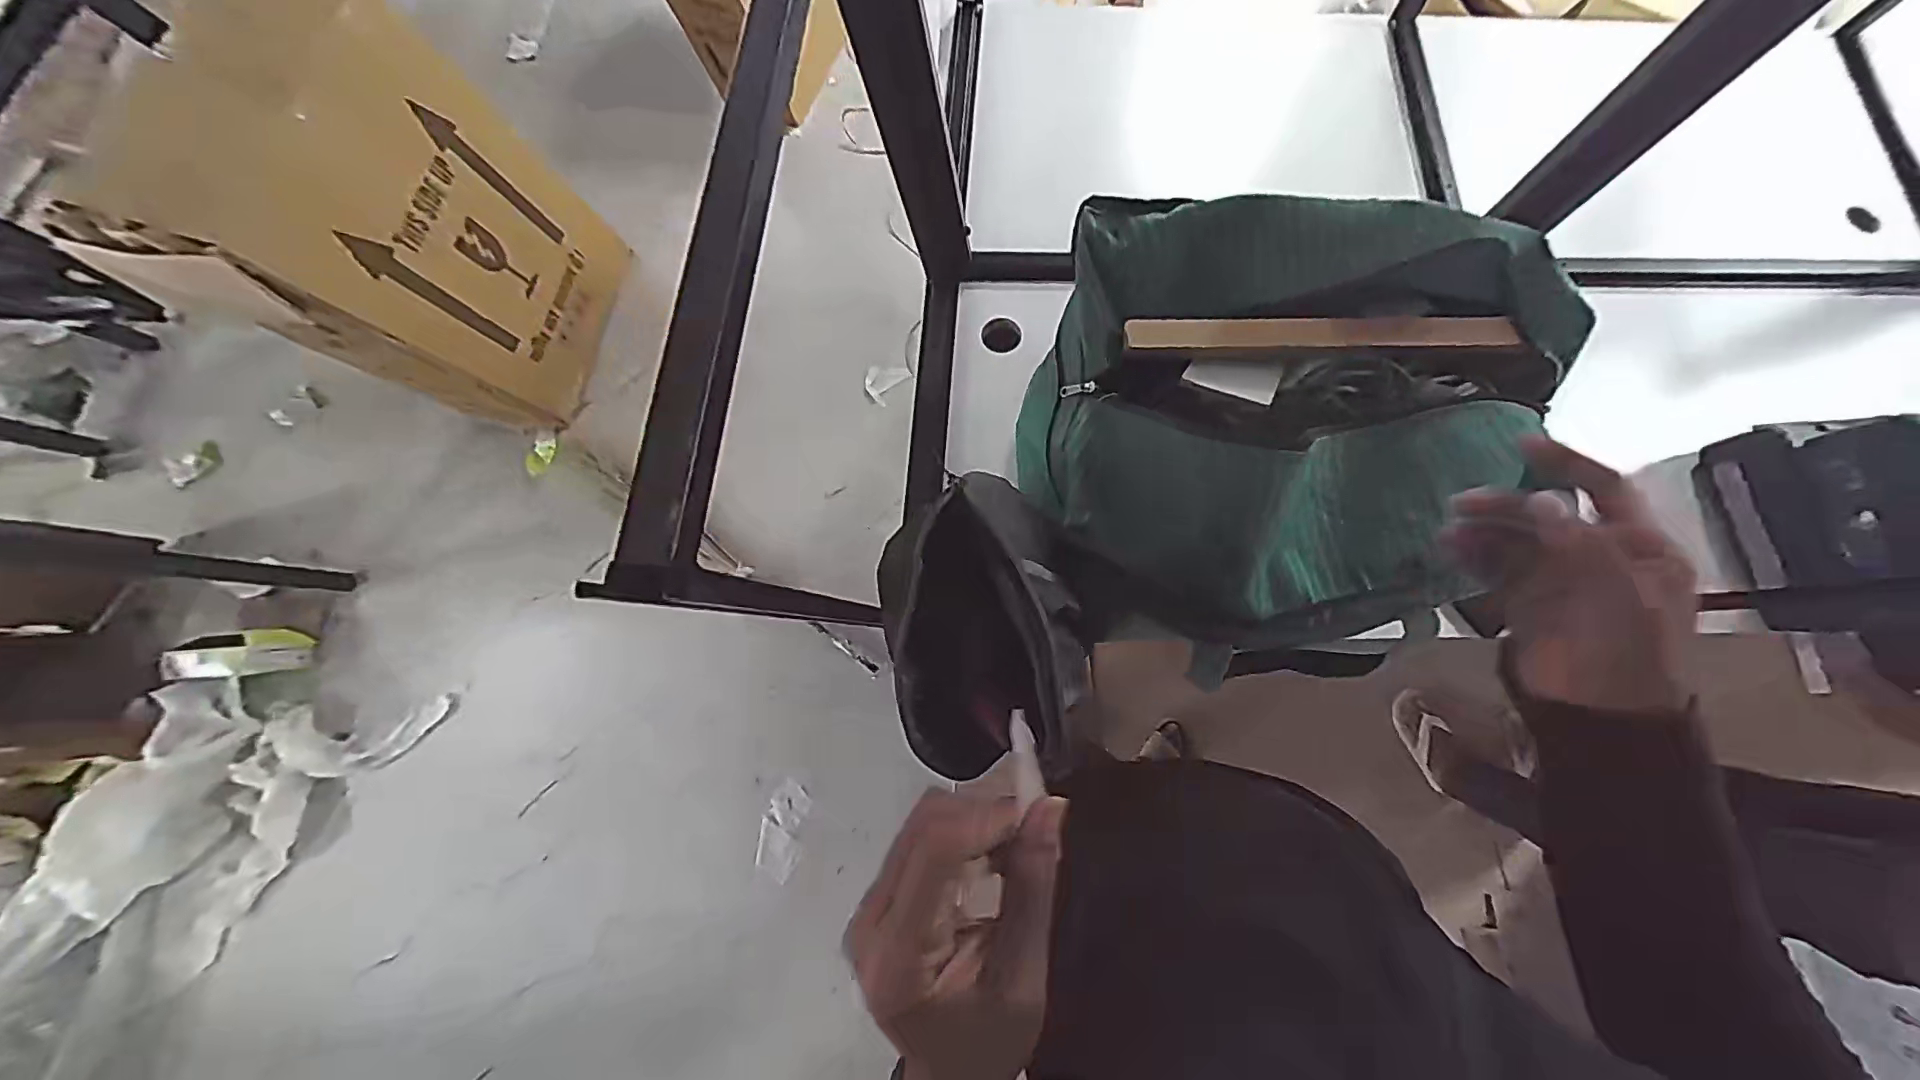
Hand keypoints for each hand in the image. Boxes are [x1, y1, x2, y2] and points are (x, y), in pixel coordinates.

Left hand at [846, 790, 1068, 1079]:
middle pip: (925, 827)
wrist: (950, 1073)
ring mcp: (869, 907)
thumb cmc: (989, 1039)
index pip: (934, 851)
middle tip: (1031, 827)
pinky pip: (920, 838)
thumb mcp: (1024, 976)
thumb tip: (1049, 807)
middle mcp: (870, 921)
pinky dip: (963, 832)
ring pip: (922, 823)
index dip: (986, 817)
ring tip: (1014, 845)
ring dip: (974, 819)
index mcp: (899, 956)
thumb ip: (1033, 887)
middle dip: (983, 813)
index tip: (1034, 812)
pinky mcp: (879, 896)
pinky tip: (991, 856)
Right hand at [1442, 436, 1696, 713]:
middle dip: (1504, 503)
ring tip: (1448, 530)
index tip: (1521, 443)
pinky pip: (1495, 566)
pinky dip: (1472, 554)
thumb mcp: (1615, 594)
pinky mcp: (1525, 600)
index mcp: (1636, 548)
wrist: (1598, 713)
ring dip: (1481, 529)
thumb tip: (1539, 501)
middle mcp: (1596, 555)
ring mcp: (1557, 578)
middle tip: (1460, 502)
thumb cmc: (1622, 652)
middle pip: (1546, 514)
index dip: (1565, 463)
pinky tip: (1450, 548)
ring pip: (1514, 539)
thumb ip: (1580, 543)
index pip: (1604, 489)